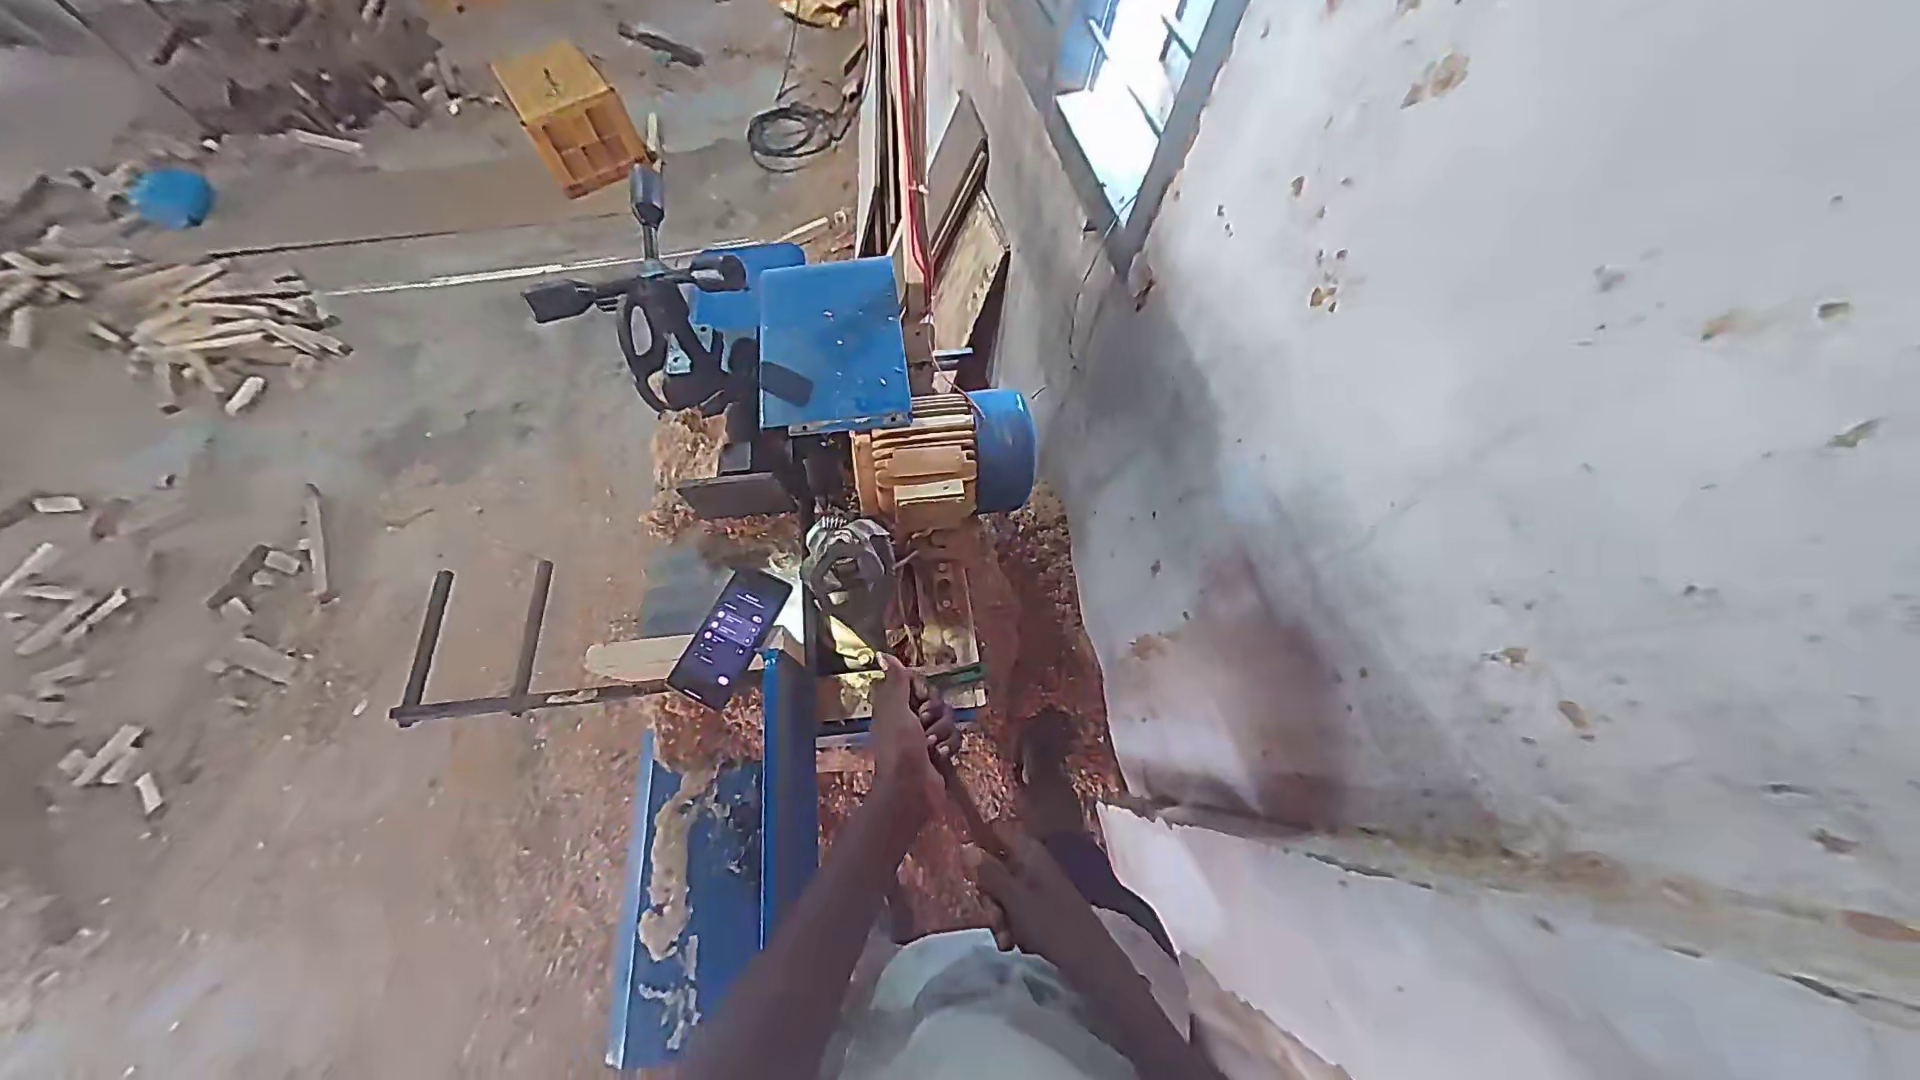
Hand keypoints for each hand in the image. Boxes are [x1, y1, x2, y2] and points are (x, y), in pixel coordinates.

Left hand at [871, 655, 958, 819]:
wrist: (910, 790)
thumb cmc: (900, 747)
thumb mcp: (896, 710)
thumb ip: (896, 682)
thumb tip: (882, 654)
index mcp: (895, 706)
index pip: (918, 684)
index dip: (924, 689)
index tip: (922, 698)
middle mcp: (910, 719)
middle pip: (937, 700)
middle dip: (935, 712)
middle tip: (923, 723)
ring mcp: (926, 737)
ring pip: (948, 718)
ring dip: (942, 731)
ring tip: (930, 746)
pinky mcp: (940, 752)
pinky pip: (955, 737)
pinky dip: (949, 746)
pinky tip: (940, 756)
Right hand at [967, 824, 1118, 973]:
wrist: (1090, 961)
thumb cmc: (1053, 924)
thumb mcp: (1015, 899)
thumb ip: (989, 873)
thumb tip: (964, 846)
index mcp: (1030, 851)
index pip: (997, 831)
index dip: (980, 843)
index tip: (966, 866)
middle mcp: (1033, 863)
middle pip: (995, 865)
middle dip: (988, 892)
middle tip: (992, 915)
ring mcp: (1038, 886)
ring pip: (1002, 891)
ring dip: (998, 914)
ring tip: (1004, 937)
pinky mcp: (1041, 908)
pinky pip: (1015, 909)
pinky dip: (1010, 925)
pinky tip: (1011, 943)